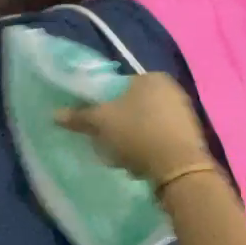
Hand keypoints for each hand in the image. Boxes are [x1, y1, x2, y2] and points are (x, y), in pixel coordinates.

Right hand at [55, 72, 211, 185]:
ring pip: (145, 122)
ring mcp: (184, 112)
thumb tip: (55, 114)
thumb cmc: (136, 133)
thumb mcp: (100, 123)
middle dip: (117, 121)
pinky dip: (147, 146)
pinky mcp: (190, 135)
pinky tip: (139, 162)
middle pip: (131, 104)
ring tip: (120, 154)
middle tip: (105, 138)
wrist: (177, 168)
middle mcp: (171, 89)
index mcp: (150, 77)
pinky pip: (159, 137)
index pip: (116, 85)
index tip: (94, 121)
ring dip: (131, 136)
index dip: (101, 103)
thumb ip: (78, 116)